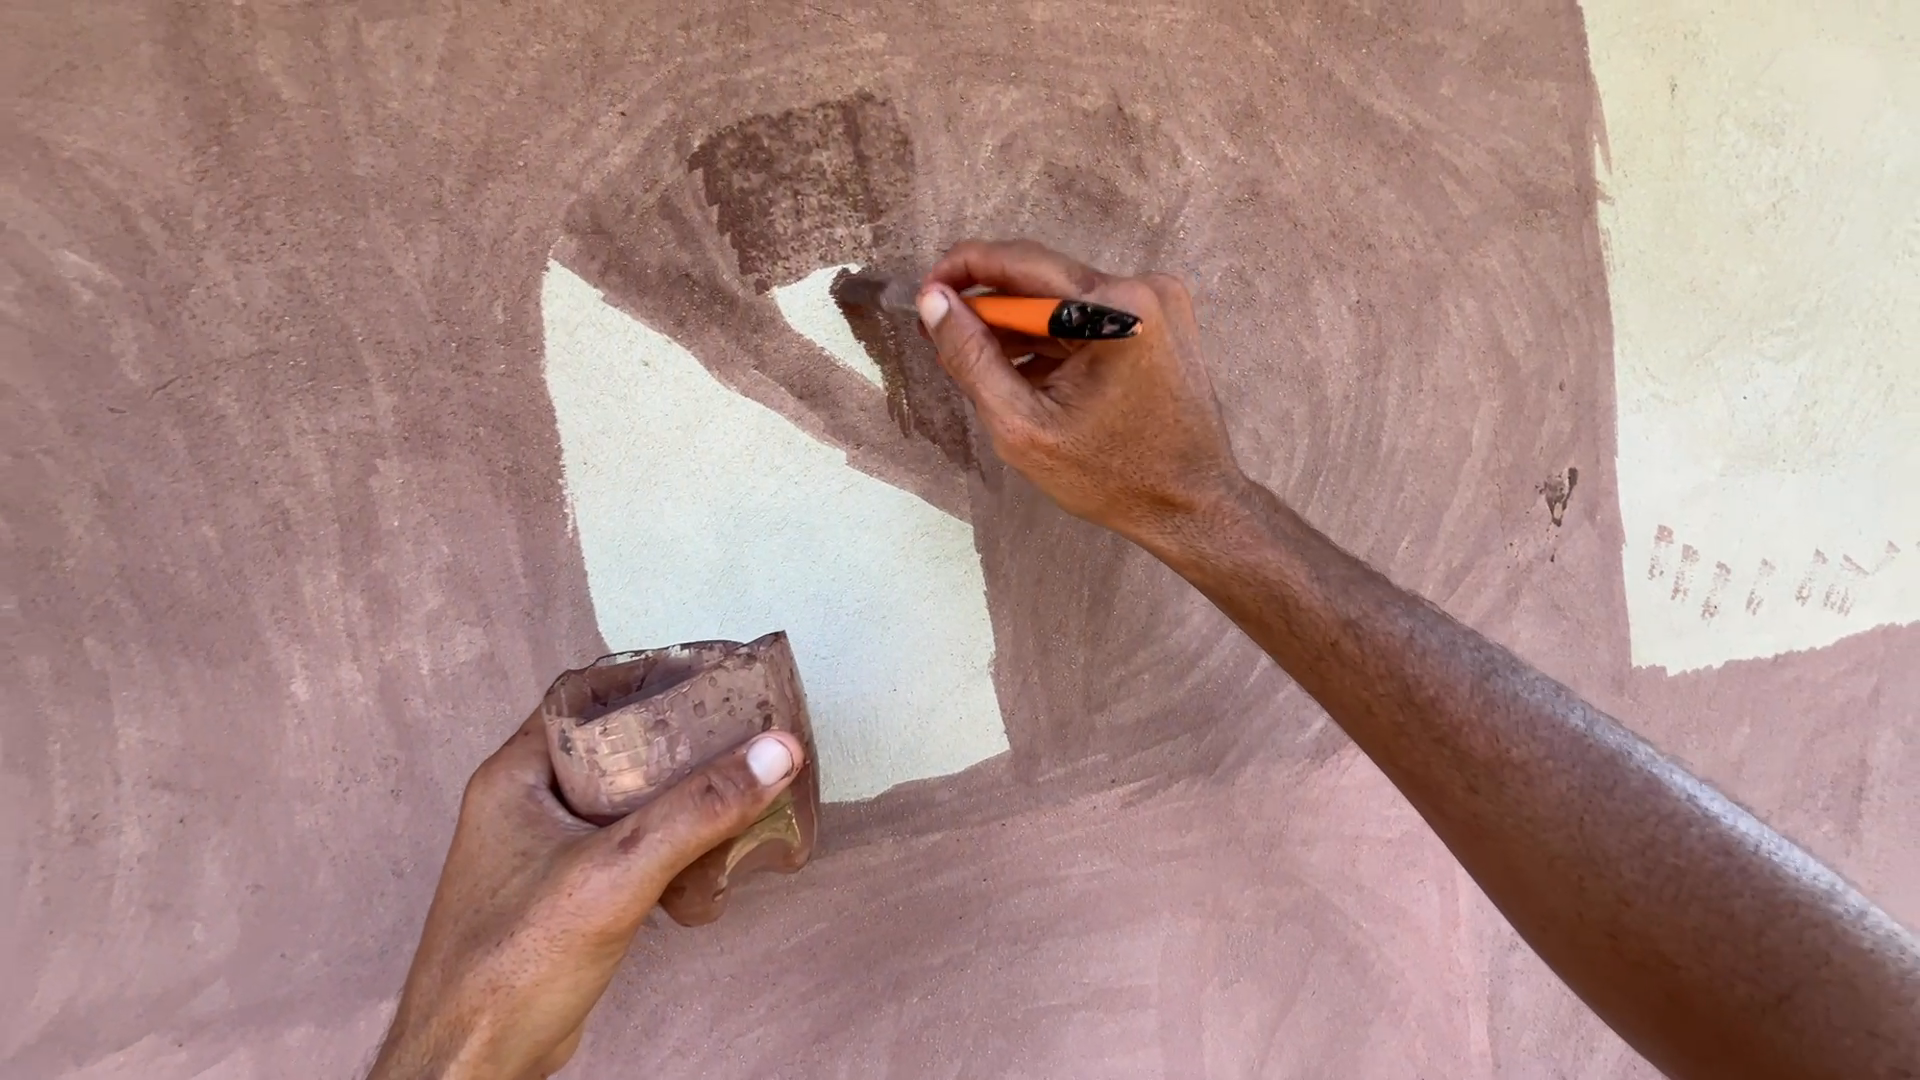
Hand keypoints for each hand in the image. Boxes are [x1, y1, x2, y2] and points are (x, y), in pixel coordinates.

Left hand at [369, 713, 805, 1079]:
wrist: (473, 1076)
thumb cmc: (519, 962)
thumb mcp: (615, 872)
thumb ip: (697, 811)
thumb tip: (779, 748)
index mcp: (518, 775)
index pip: (586, 695)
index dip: (648, 677)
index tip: (711, 675)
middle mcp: (531, 800)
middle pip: (616, 742)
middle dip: (680, 733)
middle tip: (741, 723)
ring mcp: (549, 847)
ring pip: (629, 792)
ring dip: (681, 785)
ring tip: (739, 773)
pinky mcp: (572, 887)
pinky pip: (632, 837)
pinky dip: (673, 832)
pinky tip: (714, 842)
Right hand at [916, 239, 1243, 541]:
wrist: (1190, 504)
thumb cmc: (1110, 477)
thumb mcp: (1022, 426)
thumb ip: (971, 358)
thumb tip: (933, 302)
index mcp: (1113, 308)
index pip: (1018, 262)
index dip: (961, 272)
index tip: (925, 296)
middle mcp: (1142, 288)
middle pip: (1041, 278)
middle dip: (987, 305)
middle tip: (941, 334)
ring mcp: (1158, 302)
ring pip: (1062, 299)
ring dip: (1018, 326)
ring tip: (980, 365)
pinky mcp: (1160, 322)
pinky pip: (1088, 316)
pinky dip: (1052, 338)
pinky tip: (1026, 373)